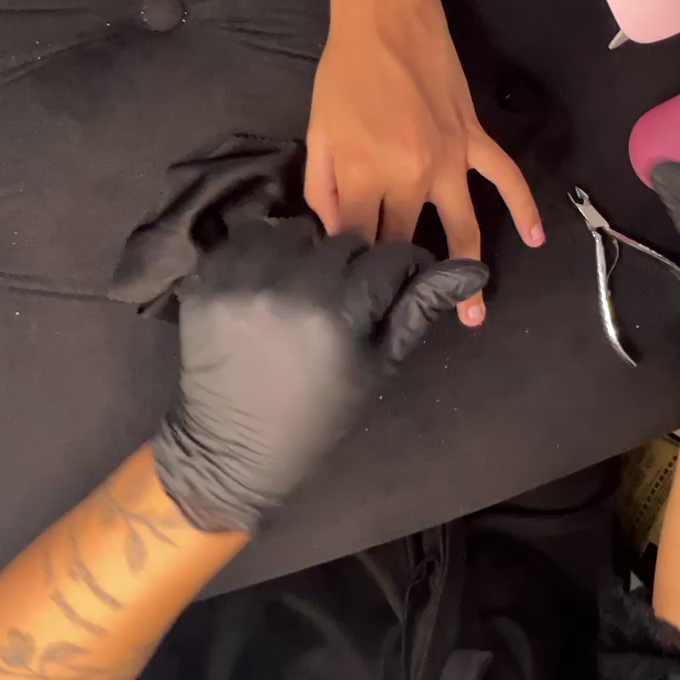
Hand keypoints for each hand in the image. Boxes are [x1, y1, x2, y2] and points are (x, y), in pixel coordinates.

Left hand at [151, 216, 487, 531]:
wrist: (233, 450)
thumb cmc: (320, 413)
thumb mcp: (379, 364)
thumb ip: (419, 307)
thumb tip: (473, 269)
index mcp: (338, 312)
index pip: (388, 257)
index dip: (401, 268)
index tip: (396, 283)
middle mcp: (289, 286)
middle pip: (343, 241)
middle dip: (355, 263)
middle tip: (347, 295)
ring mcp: (241, 280)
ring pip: (295, 230)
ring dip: (308, 251)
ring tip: (306, 285)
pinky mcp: (206, 280)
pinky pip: (248, 238)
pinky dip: (264, 252)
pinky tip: (269, 282)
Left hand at [304, 0, 542, 327]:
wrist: (386, 19)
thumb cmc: (344, 77)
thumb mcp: (319, 134)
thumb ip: (323, 190)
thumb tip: (335, 237)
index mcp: (364, 175)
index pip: (362, 240)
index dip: (358, 270)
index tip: (360, 294)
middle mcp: (411, 177)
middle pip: (407, 241)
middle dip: (406, 281)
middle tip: (406, 313)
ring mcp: (449, 160)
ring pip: (462, 227)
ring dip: (467, 274)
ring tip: (471, 313)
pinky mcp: (473, 139)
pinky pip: (505, 177)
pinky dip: (523, 207)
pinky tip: (536, 237)